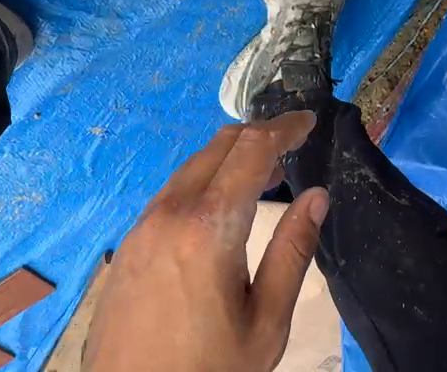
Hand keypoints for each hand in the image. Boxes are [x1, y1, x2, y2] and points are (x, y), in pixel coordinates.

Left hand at [83, 111, 329, 371]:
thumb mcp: (265, 325)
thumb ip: (292, 252)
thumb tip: (318, 196)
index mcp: (210, 226)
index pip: (252, 149)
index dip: (284, 128)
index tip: (309, 122)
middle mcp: (171, 211)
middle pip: (219, 145)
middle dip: (258, 136)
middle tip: (291, 149)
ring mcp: (143, 226)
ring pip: (192, 165)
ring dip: (229, 158)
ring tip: (262, 177)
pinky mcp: (128, 244)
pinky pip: (171, 191)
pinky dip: (203, 180)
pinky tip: (219, 208)